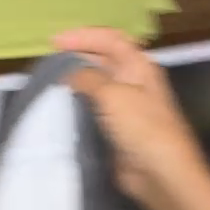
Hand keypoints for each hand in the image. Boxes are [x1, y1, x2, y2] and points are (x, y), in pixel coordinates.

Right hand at [54, 27, 209, 207]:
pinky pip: (93, 107)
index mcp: (139, 66)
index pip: (110, 39)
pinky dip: (77, 103)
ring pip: (96, 84)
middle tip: (48, 61)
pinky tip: (59, 105)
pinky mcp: (116, 127)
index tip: (55, 41)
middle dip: (77, 56)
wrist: (161, 174)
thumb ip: (88, 77)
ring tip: (49, 80)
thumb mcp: (113, 94)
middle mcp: (133, 81)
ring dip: (75, 80)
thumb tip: (69, 71)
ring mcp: (125, 105)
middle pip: (103, 59)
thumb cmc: (142, 127)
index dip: (83, 36)